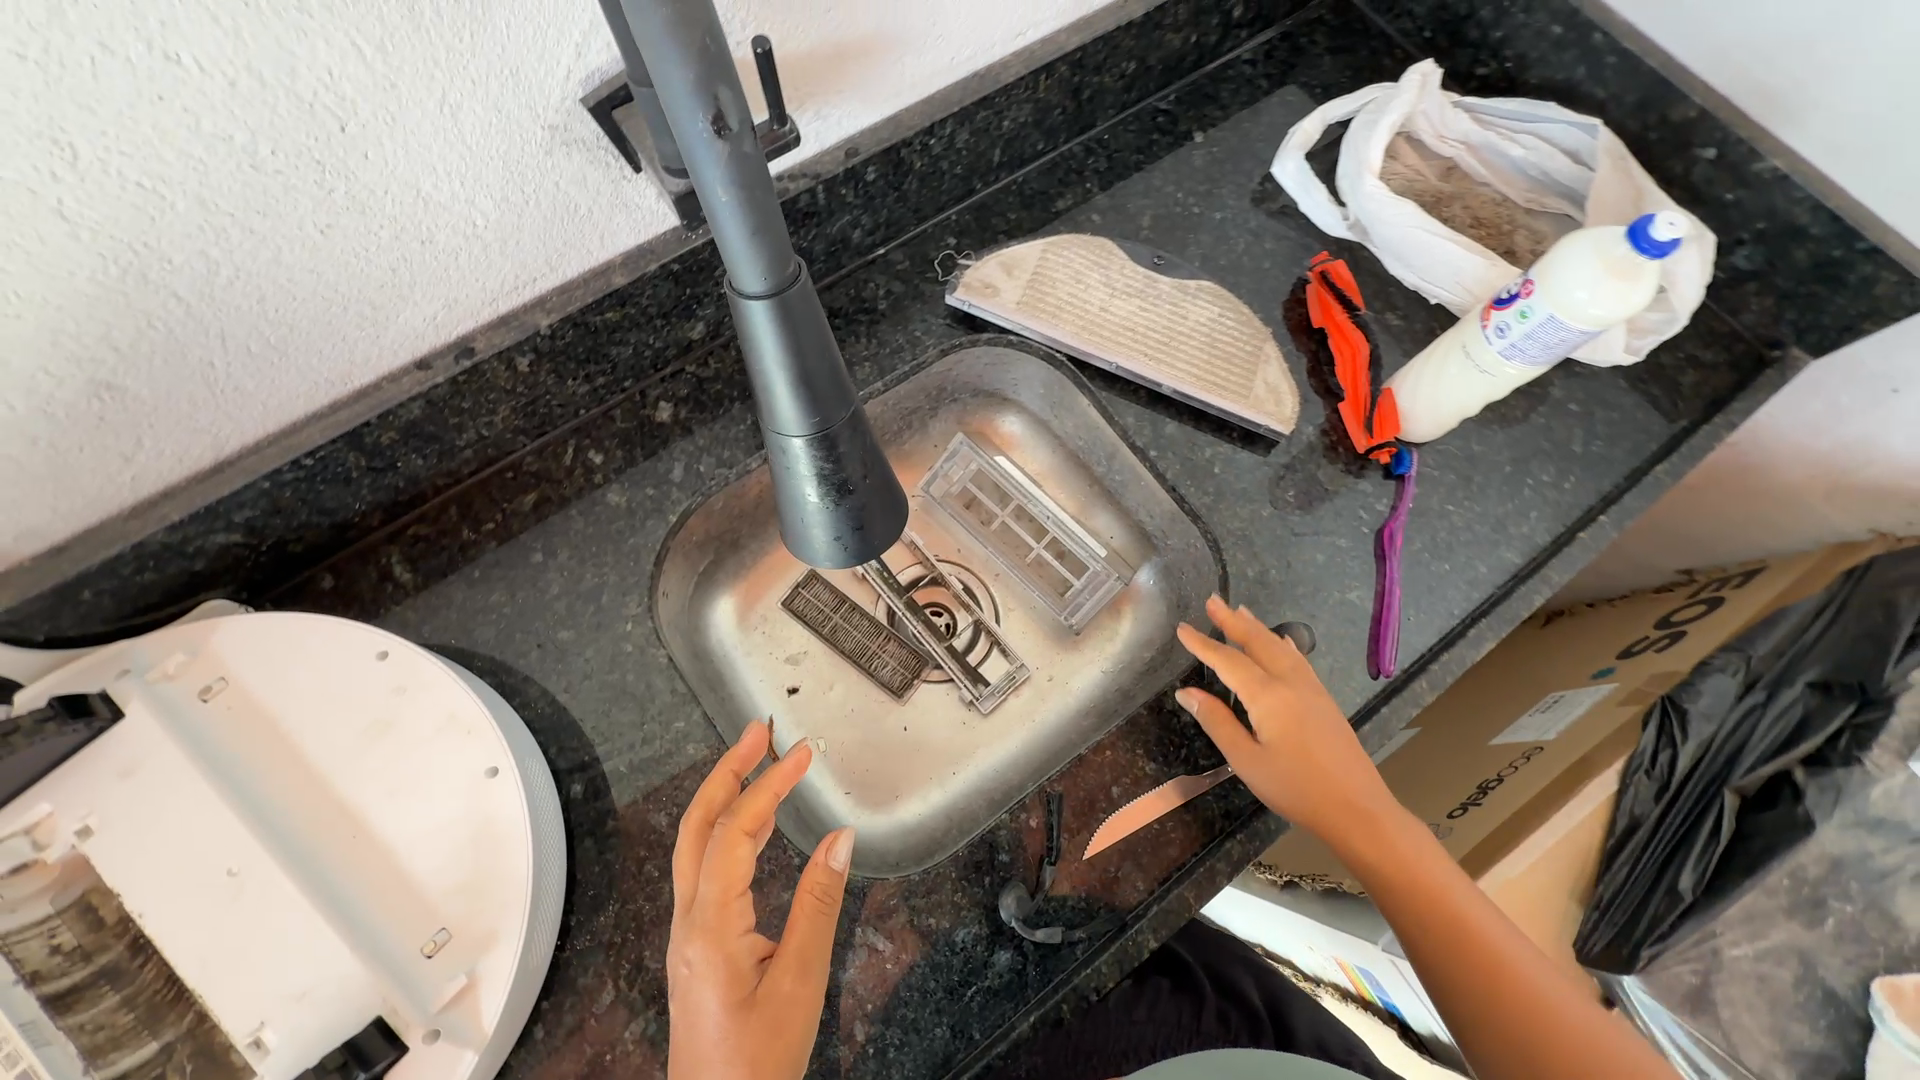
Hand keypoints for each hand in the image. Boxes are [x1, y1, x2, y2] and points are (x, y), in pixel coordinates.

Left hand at [667, 720, 856, 1079]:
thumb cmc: (758, 1060)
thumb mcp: (799, 983)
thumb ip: (818, 905)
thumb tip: (840, 838)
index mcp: (710, 926)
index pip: (734, 833)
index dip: (768, 786)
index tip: (802, 753)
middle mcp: (689, 919)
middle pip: (697, 825)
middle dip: (727, 771)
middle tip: (759, 732)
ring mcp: (687, 930)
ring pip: (695, 843)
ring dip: (724, 794)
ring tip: (756, 760)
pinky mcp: (697, 941)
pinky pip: (704, 866)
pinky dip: (727, 828)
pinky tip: (751, 823)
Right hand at [1175, 595, 1403, 847]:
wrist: (1357, 809)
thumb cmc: (1295, 789)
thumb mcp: (1246, 761)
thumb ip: (1217, 722)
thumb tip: (1187, 693)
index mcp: (1268, 696)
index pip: (1228, 661)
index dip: (1203, 645)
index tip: (1182, 628)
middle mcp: (1291, 683)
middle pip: (1257, 643)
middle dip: (1232, 621)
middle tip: (1212, 600)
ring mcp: (1312, 689)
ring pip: (1280, 647)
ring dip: (1257, 628)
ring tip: (1240, 610)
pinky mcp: (1324, 700)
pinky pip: (1299, 659)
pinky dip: (1283, 643)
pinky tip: (1282, 640)